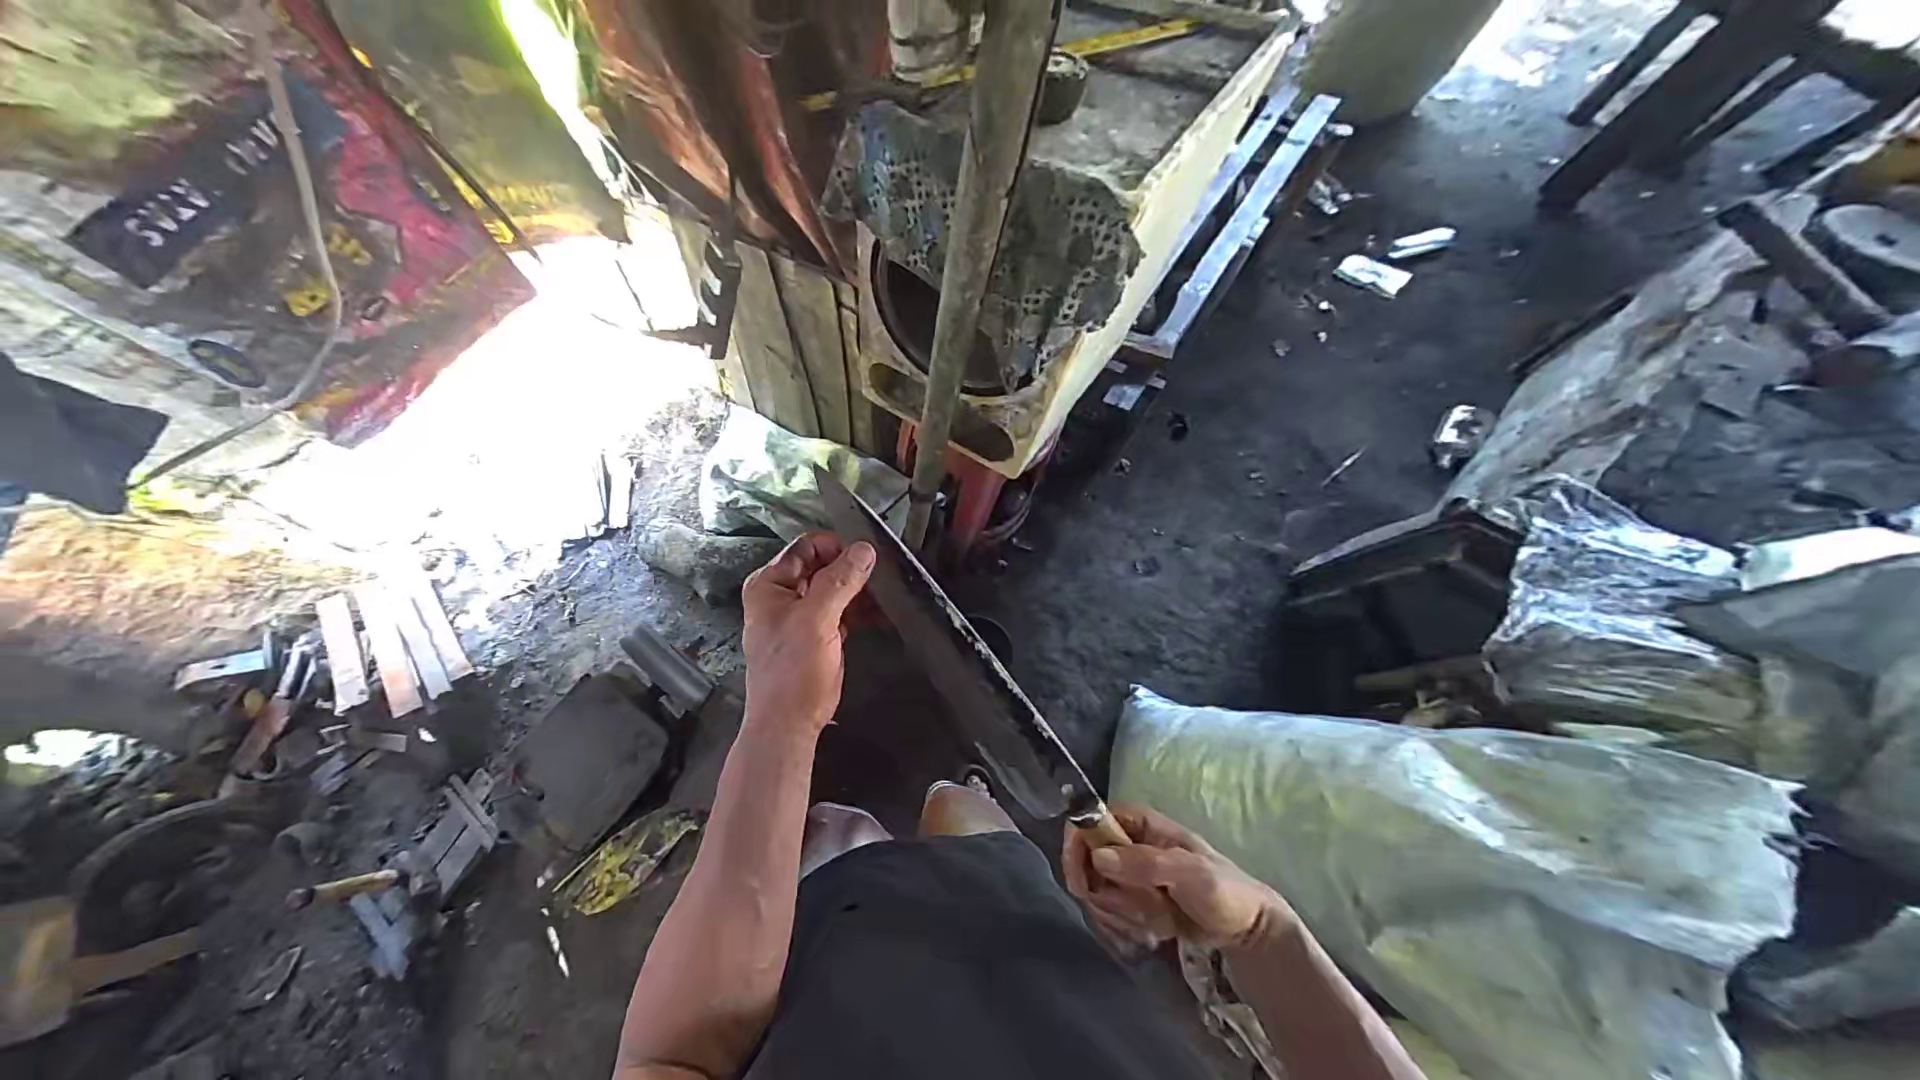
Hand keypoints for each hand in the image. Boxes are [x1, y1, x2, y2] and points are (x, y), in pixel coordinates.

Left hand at [741, 531, 875, 732]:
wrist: (790, 722)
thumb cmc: (792, 672)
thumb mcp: (816, 619)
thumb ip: (840, 581)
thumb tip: (864, 550)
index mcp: (770, 585)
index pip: (805, 548)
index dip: (836, 547)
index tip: (866, 555)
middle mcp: (783, 595)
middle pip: (823, 566)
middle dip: (852, 569)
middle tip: (881, 574)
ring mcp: (801, 615)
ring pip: (836, 589)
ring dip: (860, 590)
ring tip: (887, 594)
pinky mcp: (819, 634)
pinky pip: (842, 610)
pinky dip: (861, 610)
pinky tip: (882, 612)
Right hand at [1063, 803, 1296, 951]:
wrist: (1248, 930)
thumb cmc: (1224, 890)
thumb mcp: (1190, 873)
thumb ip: (1145, 863)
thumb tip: (1098, 856)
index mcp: (1142, 823)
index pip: (1091, 819)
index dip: (1078, 845)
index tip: (1080, 883)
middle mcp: (1129, 843)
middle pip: (1087, 860)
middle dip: (1105, 892)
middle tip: (1131, 910)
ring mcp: (1130, 873)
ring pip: (1097, 890)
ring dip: (1122, 912)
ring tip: (1157, 920)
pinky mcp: (1134, 899)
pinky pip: (1111, 911)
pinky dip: (1128, 925)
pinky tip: (1156, 930)